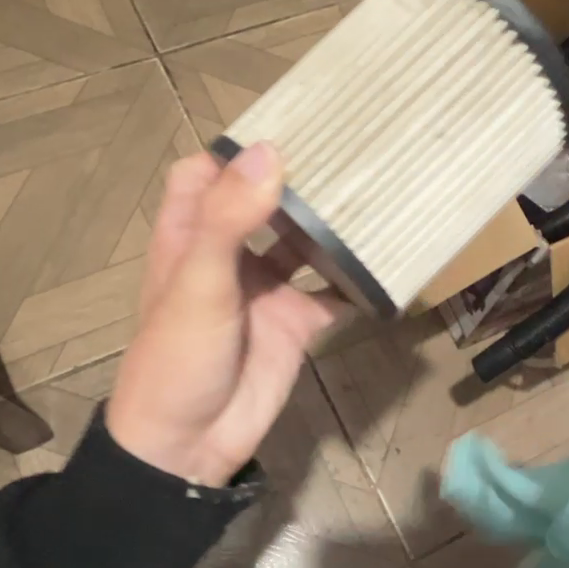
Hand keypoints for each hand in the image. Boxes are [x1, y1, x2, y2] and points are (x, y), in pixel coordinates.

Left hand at [105, 144, 344, 485]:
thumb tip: (272, 152)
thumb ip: (229, 219)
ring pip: (305, 244)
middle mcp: (231, 254)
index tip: (288, 123)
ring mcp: (267, 290)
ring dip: (334, 225)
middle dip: (300, 179)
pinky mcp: (297, 323)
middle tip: (352, 147)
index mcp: (191, 235)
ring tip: (378, 190)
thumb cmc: (178, 357)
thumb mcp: (197, 283)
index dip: (238, 150)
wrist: (191, 444)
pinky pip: (334, 293)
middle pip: (265, 202)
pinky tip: (389, 262)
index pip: (207, 173)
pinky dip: (358, 280)